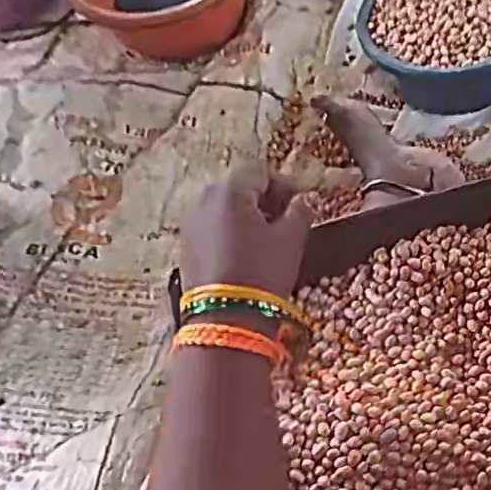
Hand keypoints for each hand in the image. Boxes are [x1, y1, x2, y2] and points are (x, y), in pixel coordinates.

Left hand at [180, 165, 312, 299]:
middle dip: (264, 203)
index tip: (301, 206)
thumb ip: (301, 212)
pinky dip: (231, 238)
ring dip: (247, 221)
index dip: (285, 186)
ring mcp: (191, 224)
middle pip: (239, 189)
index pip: (260, 172)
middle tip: (286, 225)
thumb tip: (304, 200)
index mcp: (230, 190)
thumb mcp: (291, 241)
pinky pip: (213, 232)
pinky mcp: (186, 249)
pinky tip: (246, 260)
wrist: (226, 318)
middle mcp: (204, 199)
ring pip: (225, 212)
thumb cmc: (263, 272)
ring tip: (267, 246)